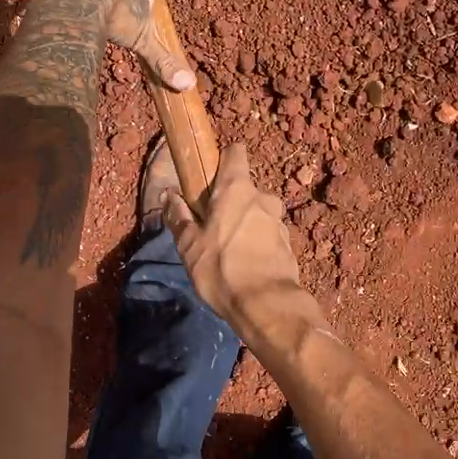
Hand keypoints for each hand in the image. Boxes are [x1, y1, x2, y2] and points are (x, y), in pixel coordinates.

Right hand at [163, 143, 316, 335]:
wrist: (268, 306)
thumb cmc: (222, 269)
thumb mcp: (190, 247)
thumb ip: (179, 218)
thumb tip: (169, 196)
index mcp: (237, 189)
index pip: (235, 152)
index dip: (222, 159)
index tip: (209, 176)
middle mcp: (263, 197)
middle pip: (244, 188)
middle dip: (230, 201)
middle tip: (212, 226)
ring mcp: (279, 220)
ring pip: (257, 212)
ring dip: (245, 223)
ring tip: (228, 251)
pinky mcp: (288, 243)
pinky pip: (267, 233)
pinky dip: (257, 242)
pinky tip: (245, 265)